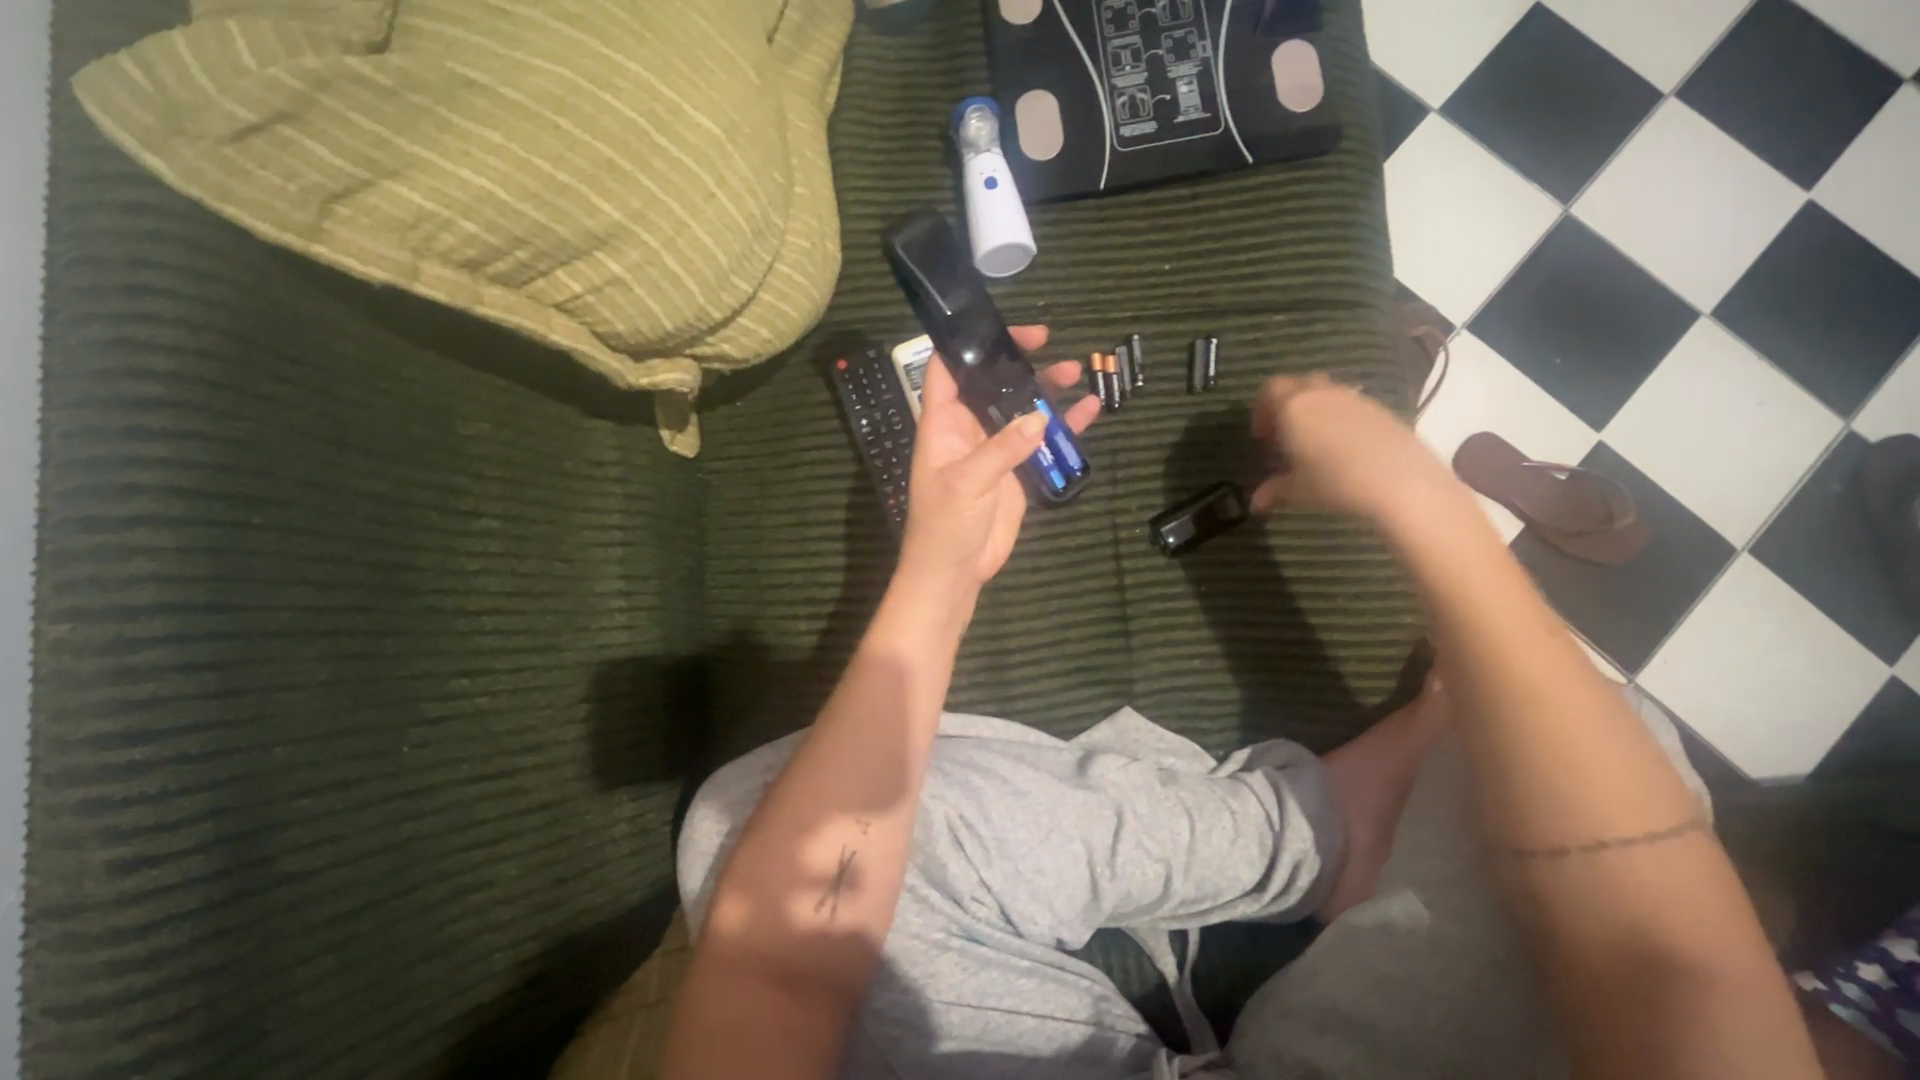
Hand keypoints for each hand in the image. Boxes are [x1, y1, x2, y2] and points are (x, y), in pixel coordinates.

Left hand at [897, 325, 1099, 593]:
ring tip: (1075, 371)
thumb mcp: (967, 481)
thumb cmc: (945, 523)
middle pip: (994, 383)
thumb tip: (1040, 419)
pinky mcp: (1018, 470)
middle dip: (1020, 363)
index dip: (969, 343)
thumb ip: (1002, 448)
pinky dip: (1065, 426)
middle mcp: (969, 428)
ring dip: (1047, 390)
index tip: (1003, 331)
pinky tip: (1090, 410)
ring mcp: (996, 448)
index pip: (948, 369)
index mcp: (943, 422)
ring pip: (1023, 409)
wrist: (956, 571)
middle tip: (1051, 344)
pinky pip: (1043, 441)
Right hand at [1248, 374, 1454, 521]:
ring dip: (1315, 408)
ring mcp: (1352, 398)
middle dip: (1287, 404)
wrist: (1399, 479)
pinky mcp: (1378, 408)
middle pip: (1297, 385)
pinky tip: (1346, 445)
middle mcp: (1320, 394)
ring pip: (1325, 392)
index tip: (1262, 436)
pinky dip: (1340, 417)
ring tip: (1316, 439)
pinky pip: (1350, 404)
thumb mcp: (1298, 490)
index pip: (1269, 390)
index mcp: (1293, 407)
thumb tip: (1256, 503)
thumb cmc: (1334, 481)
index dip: (1261, 410)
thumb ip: (1275, 490)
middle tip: (1286, 433)